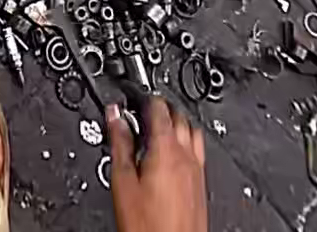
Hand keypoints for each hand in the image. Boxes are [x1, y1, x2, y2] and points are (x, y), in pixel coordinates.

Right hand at [108, 96, 207, 231]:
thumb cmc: (147, 227)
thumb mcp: (123, 181)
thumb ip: (120, 142)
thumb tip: (114, 115)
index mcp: (166, 148)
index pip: (158, 106)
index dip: (143, 98)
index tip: (132, 100)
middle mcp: (186, 155)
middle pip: (178, 114)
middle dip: (160, 108)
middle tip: (141, 113)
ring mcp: (197, 171)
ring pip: (192, 131)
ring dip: (176, 123)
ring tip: (157, 130)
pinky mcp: (201, 186)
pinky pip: (198, 152)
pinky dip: (186, 143)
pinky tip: (172, 156)